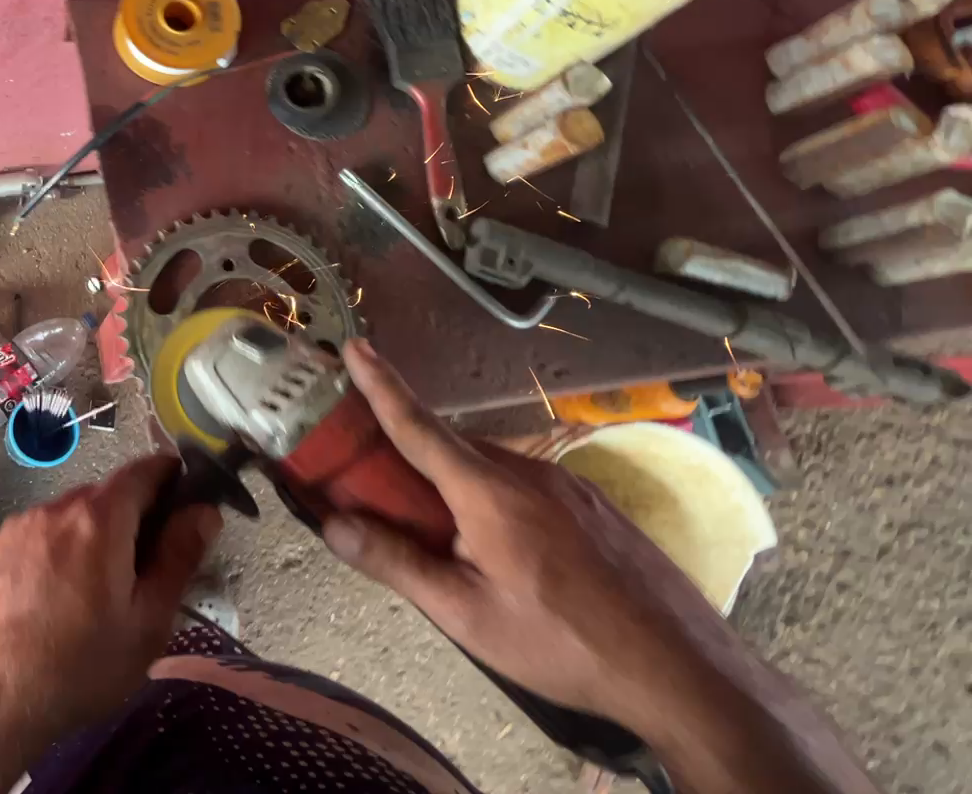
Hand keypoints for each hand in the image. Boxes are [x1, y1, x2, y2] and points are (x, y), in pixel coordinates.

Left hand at [0, 453, 220, 741]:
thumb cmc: (83, 665)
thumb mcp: (148, 620)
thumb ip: (179, 557)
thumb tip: (204, 512)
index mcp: (99, 518)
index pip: (141, 471)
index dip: (168, 474)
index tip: (185, 491)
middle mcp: (55, 507)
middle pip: (104, 494)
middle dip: (131, 514)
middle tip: (146, 559)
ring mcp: (18, 525)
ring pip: (69, 514)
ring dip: (90, 532)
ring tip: (96, 585)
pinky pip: (38, 532)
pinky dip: (56, 547)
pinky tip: (54, 592)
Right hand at [322, 338, 753, 731]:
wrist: (689, 675)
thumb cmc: (564, 644)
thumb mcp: (465, 614)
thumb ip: (395, 563)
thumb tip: (331, 524)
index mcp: (489, 493)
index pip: (418, 425)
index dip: (380, 384)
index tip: (355, 345)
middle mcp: (527, 472)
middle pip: (448, 446)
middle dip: (406, 453)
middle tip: (376, 483)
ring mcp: (566, 484)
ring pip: (485, 466)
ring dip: (449, 481)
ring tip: (441, 531)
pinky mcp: (592, 503)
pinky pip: (520, 481)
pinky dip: (487, 493)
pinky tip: (499, 543)